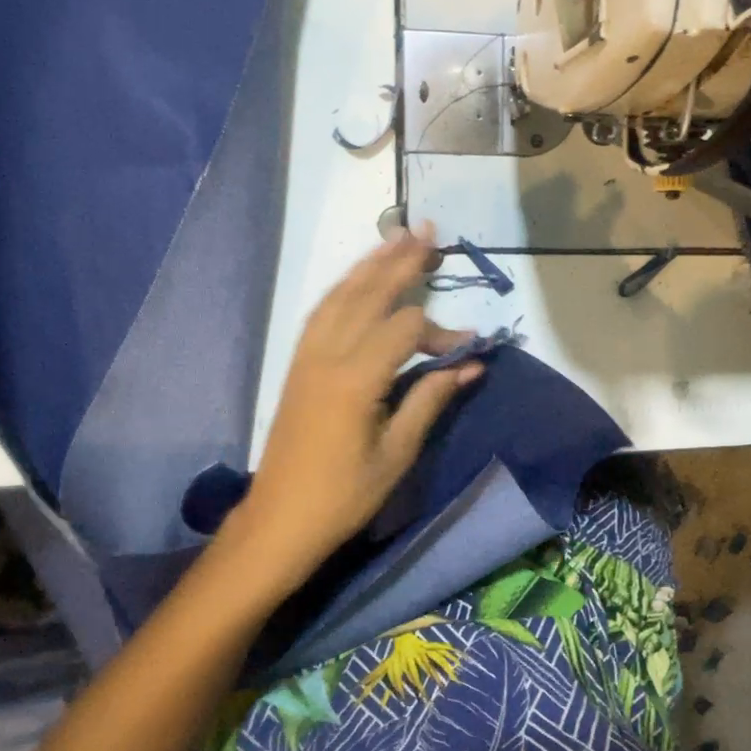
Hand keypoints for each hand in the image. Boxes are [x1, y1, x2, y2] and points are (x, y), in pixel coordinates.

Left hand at [226, 225, 481, 598]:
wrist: (280, 518)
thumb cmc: (344, 495)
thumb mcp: (397, 453)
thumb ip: (431, 399)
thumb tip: (471, 364)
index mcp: (356, 379)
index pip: (406, 329)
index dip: (442, 331)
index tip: (469, 347)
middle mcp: (327, 355)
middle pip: (369, 295)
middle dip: (401, 263)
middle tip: (430, 232)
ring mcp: (306, 357)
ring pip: (339, 296)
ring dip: (369, 266)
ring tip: (395, 238)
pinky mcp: (297, 365)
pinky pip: (320, 313)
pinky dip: (342, 289)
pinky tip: (356, 280)